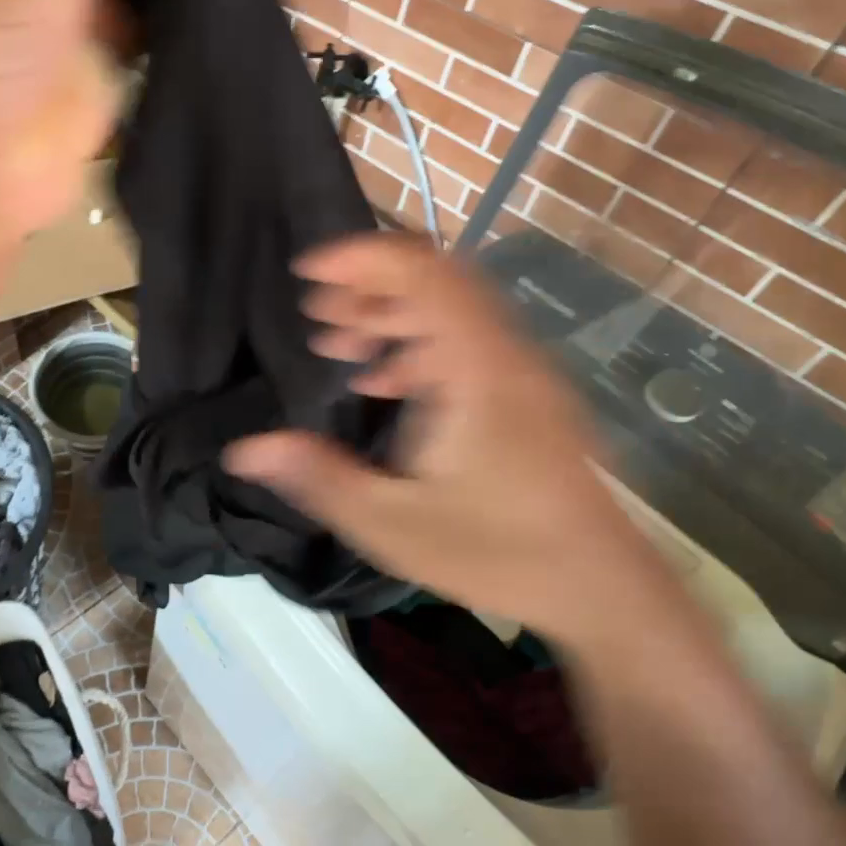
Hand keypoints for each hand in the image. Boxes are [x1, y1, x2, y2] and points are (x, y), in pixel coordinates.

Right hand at [224, 234, 682, 645]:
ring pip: (450, 307)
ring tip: (338, 342)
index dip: (360, 258)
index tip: (306, 273)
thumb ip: (319, 479)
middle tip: (316, 313)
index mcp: (473, 369)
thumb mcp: (394, 525)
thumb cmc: (500, 553)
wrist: (601, 586)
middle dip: (367, 283)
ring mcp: (520, 369)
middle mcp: (502, 353)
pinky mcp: (525, 392)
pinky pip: (465, 338)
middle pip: (435, 278)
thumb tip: (244, 449)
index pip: (421, 274)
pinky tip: (383, 380)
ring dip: (390, 312)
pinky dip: (417, 340)